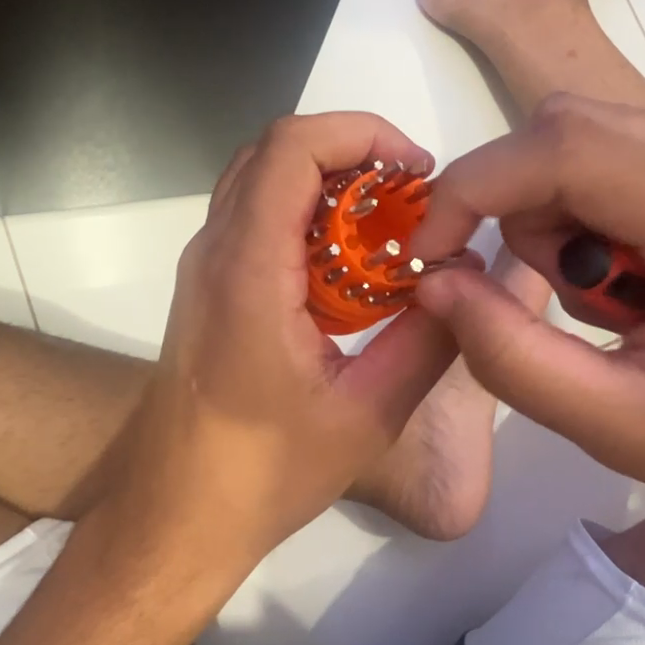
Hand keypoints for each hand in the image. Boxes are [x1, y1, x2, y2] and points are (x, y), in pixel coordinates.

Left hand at [101, 113, 465, 571]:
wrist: (176, 511)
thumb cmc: (265, 471)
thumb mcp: (367, 412)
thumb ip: (428, 340)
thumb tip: (469, 280)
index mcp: (248, 270)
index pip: (291, 148)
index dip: (359, 133)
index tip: (416, 170)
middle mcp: (214, 249)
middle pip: (275, 150)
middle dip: (351, 151)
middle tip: (410, 195)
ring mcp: (203, 265)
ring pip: (260, 177)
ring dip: (327, 179)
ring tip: (387, 222)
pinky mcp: (206, 284)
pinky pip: (254, 214)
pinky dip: (305, 210)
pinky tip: (348, 262)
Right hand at [407, 95, 644, 561]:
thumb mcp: (617, 428)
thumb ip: (511, 356)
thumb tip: (435, 281)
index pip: (567, 149)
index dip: (474, 186)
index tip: (431, 252)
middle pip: (572, 125)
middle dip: (516, 201)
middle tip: (542, 296)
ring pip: (590, 134)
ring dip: (555, 212)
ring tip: (604, 304)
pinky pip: (621, 157)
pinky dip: (588, 211)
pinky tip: (629, 283)